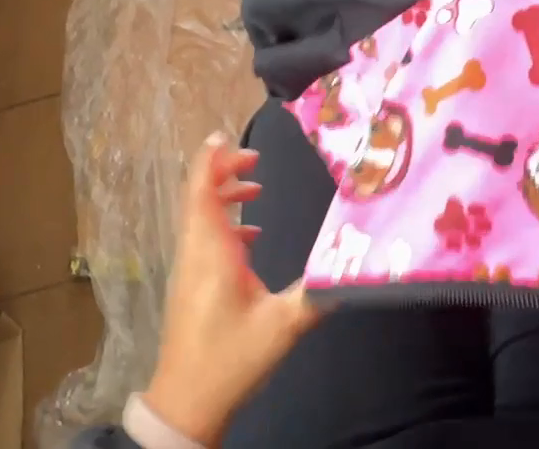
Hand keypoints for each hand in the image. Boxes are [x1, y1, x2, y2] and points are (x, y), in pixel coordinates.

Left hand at [145, 134, 320, 445]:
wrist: (186, 403)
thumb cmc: (231, 358)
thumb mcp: (282, 326)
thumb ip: (317, 294)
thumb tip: (352, 268)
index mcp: (212, 249)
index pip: (202, 188)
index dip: (211, 158)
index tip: (227, 135)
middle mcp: (195, 249)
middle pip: (199, 194)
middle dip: (225, 170)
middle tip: (256, 160)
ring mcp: (189, 266)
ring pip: (199, 213)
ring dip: (224, 194)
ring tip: (256, 189)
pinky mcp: (191, 282)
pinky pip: (202, 235)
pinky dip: (223, 221)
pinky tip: (250, 236)